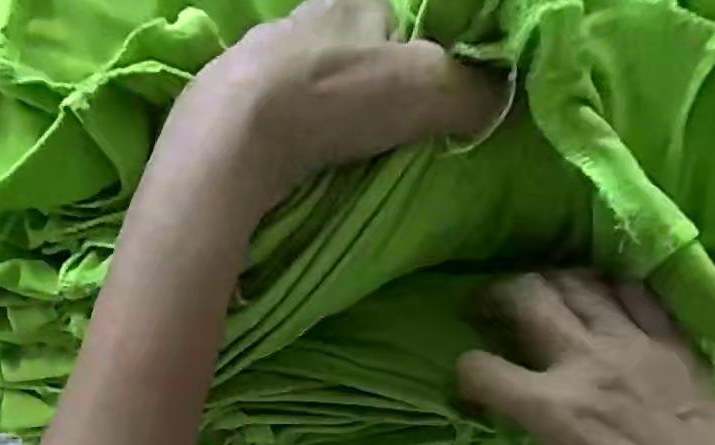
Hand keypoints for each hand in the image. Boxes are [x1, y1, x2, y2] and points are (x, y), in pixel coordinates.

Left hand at [161, 0, 502, 209]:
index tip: (403, 102)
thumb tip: (499, 103)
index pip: (390, 17)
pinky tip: (273, 159)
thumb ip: (471, 91)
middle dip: (349, 86)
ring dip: (304, 111)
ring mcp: (250, 58)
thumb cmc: (334, 101)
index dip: (404, 56)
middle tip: (357, 133)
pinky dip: (267, 133)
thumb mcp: (425, 90)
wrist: (233, 139)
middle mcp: (297, 19)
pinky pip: (253, 112)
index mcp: (350, 0)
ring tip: (314, 152)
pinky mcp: (215, 101)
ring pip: (291, 80)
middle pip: (337, 49)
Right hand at [458, 272, 714, 444]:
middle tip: (485, 304)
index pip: (482, 369)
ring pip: (578, 282)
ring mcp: (634, 342)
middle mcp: (587, 361)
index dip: (464, 372)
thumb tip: (522, 412)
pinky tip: (592, 294)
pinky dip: (604, 285)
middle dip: (494, 295)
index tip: (469, 382)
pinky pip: (633, 290)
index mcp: (552, 407)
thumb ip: (531, 433)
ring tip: (536, 293)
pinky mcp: (671, 338)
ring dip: (546, 282)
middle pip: (529, 297)